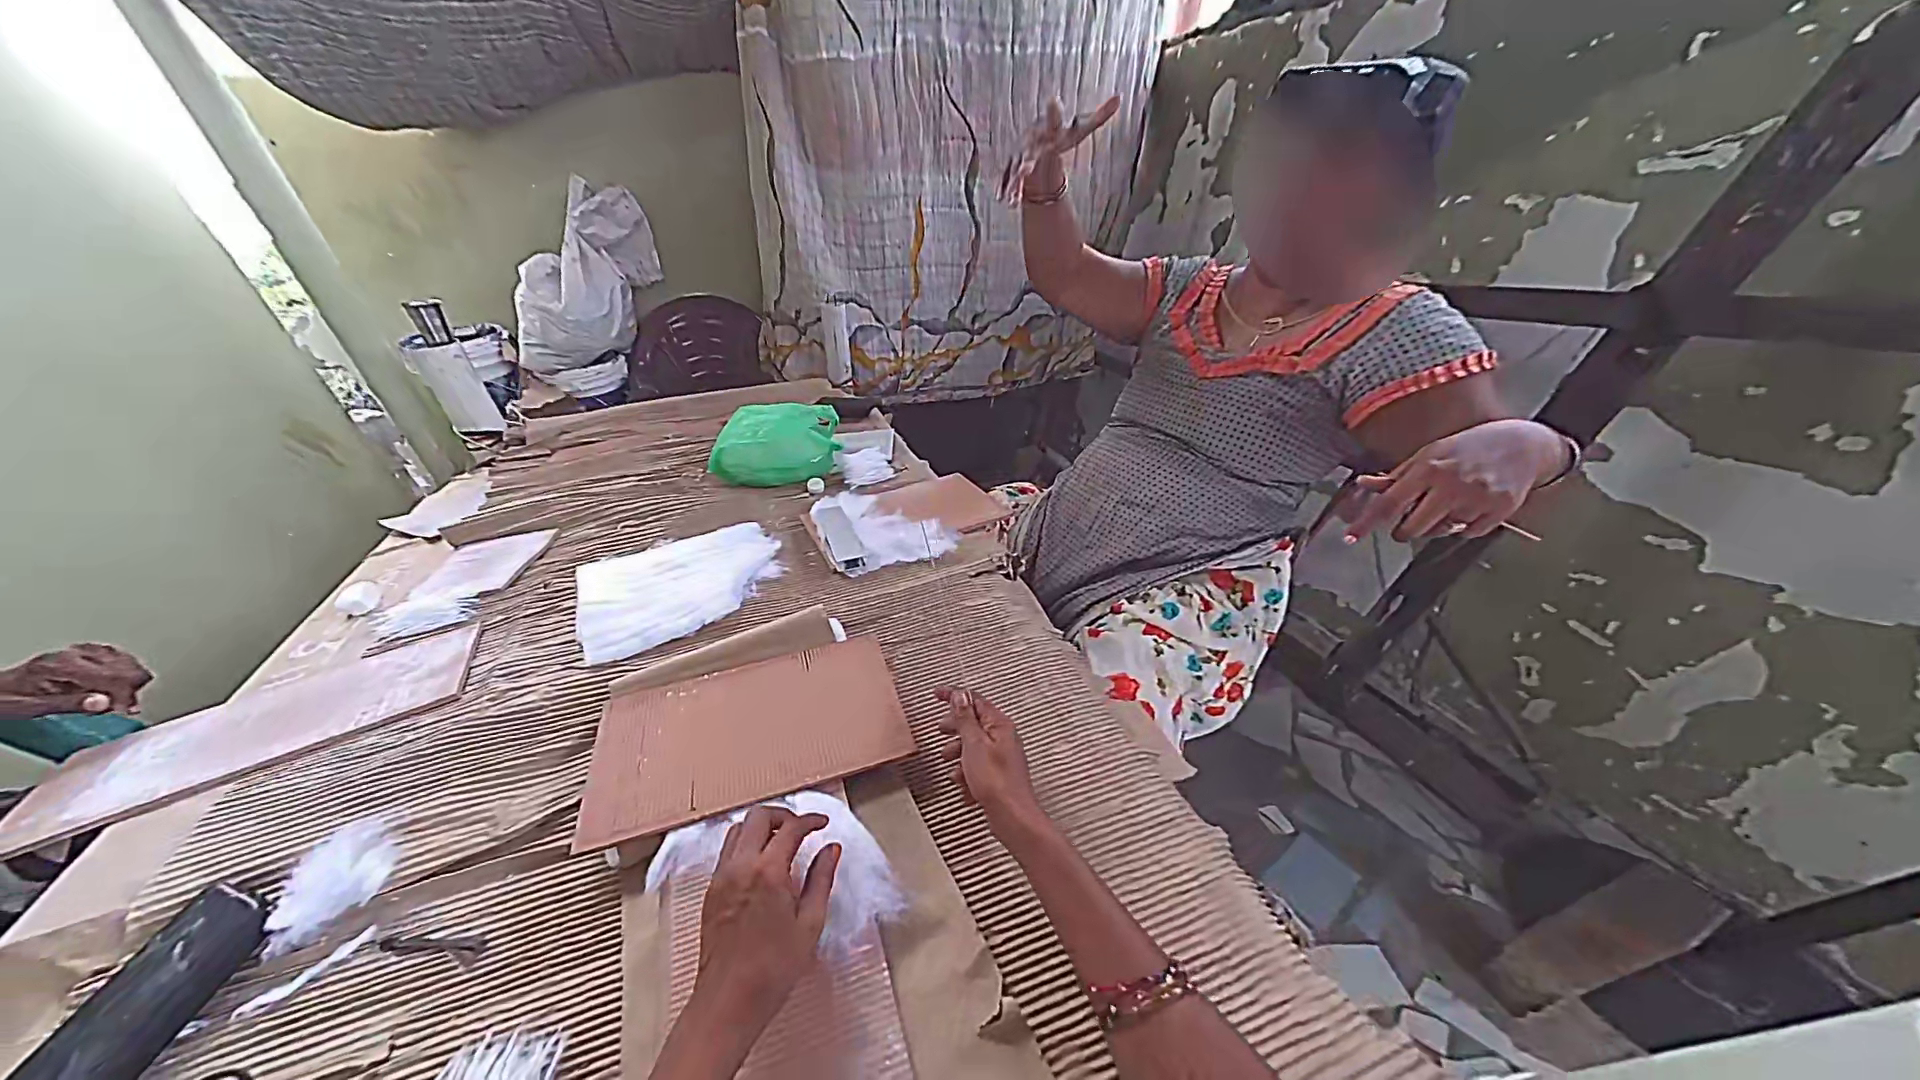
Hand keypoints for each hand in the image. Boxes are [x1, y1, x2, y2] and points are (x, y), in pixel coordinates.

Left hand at [0, 644, 151, 717]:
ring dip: (130, 680)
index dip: (125, 694)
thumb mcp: (31, 708)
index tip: (127, 710)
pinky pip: (117, 656)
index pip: (113, 675)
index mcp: (60, 666)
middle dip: (130, 688)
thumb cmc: (4, 701)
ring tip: (121, 697)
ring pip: (126, 659)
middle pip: (124, 666)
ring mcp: (78, 651)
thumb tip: (105, 703)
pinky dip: (124, 670)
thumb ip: (69, 704)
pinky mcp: (82, 652)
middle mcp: (72, 654)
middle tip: (125, 706)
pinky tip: (119, 682)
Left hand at [691, 806, 840, 1033]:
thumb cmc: (772, 970)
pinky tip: (762, 863)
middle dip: (783, 814)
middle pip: (759, 816)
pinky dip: (746, 843)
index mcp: (767, 872)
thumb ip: (822, 879)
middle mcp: (740, 867)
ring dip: (762, 827)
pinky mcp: (711, 891)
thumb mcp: (810, 924)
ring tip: (781, 841)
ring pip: (738, 829)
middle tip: (801, 827)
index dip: (811, 820)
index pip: (791, 827)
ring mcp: (721, 878)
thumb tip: (831, 850)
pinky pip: (727, 851)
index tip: (821, 824)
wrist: (728, 1003)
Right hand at [937, 688, 1046, 839]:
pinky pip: (976, 767)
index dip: (954, 696)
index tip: (938, 694)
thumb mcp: (973, 744)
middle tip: (943, 730)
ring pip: (972, 747)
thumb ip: (964, 719)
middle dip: (955, 729)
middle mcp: (1003, 738)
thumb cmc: (997, 782)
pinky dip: (967, 774)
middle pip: (973, 723)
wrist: (1011, 816)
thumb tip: (959, 696)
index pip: (974, 700)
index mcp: (999, 725)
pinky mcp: (997, 774)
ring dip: (959, 755)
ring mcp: (1001, 756)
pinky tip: (965, 785)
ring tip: (954, 765)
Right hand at [997, 95, 1120, 203]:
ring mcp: (1020, 158)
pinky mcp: (1012, 172)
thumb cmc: (1061, 138)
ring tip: (1014, 195)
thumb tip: (1119, 99)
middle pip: (1030, 151)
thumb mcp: (1080, 129)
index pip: (1053, 121)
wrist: (1038, 149)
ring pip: (1016, 170)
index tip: (1053, 101)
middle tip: (1026, 168)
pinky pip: (1008, 181)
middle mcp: (1032, 142)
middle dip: (1027, 160)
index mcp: (1049, 130)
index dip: (1053, 112)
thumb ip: (1099, 116)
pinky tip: (1004, 199)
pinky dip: (1006, 189)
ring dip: (1015, 181)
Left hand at [1343, 419, 1569, 542]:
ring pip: (1440, 532)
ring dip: (1436, 526)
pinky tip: (1468, 507)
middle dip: (1404, 530)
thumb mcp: (1428, 454)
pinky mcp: (1500, 510)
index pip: (1389, 503)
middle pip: (1412, 527)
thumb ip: (1395, 475)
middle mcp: (1451, 484)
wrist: (1523, 444)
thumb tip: (1364, 484)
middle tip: (1408, 522)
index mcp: (1428, 469)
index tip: (1351, 536)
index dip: (1367, 522)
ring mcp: (1477, 498)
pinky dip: (1462, 527)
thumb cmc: (1468, 448)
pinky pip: (1467, 534)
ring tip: (1447, 504)